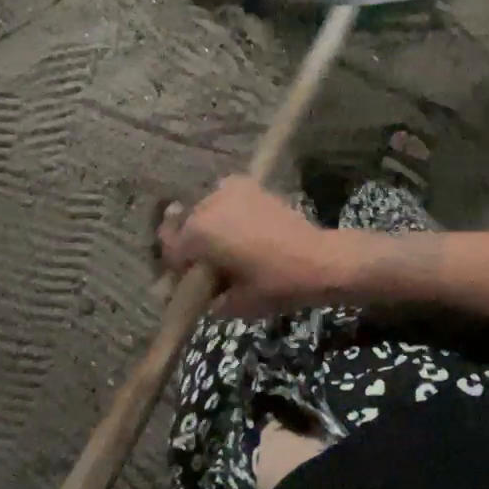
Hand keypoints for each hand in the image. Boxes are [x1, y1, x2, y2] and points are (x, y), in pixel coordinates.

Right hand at [158, 176, 350, 316]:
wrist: (317, 259)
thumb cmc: (274, 284)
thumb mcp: (235, 304)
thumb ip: (210, 298)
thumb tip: (204, 295)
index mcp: (198, 233)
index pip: (171, 248)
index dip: (175, 268)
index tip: (186, 281)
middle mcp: (208, 205)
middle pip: (185, 225)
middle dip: (189, 244)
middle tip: (205, 265)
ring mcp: (228, 190)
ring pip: (204, 209)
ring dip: (206, 225)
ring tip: (223, 245)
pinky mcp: (249, 185)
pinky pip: (224, 196)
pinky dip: (224, 208)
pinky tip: (237, 224)